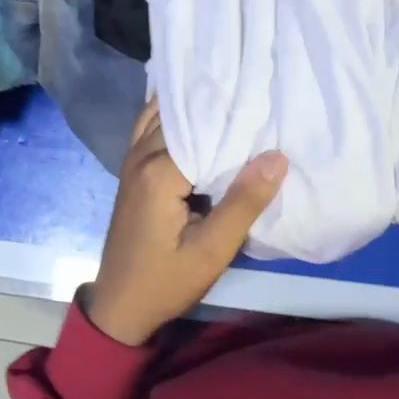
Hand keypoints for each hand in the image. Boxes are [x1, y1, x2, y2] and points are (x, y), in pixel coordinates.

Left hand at [85, 103, 287, 345]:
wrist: (121, 304)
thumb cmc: (166, 281)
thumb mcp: (212, 250)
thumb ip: (243, 203)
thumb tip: (277, 157)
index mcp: (158, 172)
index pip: (202, 127)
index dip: (234, 117)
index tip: (266, 102)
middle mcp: (140, 157)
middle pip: (181, 118)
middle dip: (215, 106)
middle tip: (256, 93)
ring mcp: (131, 162)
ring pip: (162, 119)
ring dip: (193, 109)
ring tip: (232, 97)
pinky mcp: (131, 172)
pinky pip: (149, 131)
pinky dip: (171, 119)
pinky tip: (197, 117)